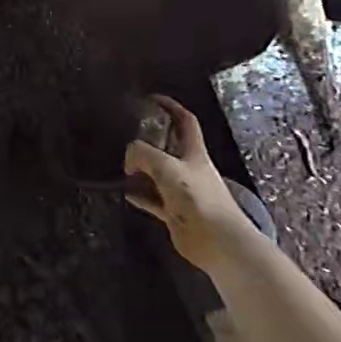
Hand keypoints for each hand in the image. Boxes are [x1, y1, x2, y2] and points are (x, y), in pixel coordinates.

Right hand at [123, 95, 259, 270]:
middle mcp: (189, 169)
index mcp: (194, 153)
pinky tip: (125, 192)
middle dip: (151, 140)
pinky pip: (153, 199)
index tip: (153, 99)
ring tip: (122, 165)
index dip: (171, 107)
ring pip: (158, 175)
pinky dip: (140, 195)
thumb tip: (129, 157)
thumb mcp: (167, 167)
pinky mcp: (175, 213)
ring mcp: (182, 192)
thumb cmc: (197, 198)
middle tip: (128, 136)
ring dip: (142, 170)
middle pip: (169, 147)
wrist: (218, 241)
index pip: (185, 121)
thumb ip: (144, 154)